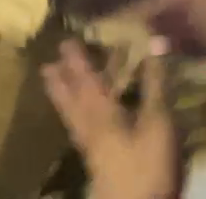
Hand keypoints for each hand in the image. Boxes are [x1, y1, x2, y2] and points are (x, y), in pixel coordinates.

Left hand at [41, 39, 182, 198]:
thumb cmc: (148, 164)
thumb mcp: (158, 120)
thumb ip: (155, 82)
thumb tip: (155, 41)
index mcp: (102, 115)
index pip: (87, 81)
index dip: (79, 61)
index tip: (66, 41)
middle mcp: (90, 130)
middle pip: (71, 102)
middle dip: (62, 81)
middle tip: (47, 65)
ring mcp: (92, 149)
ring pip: (74, 117)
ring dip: (65, 98)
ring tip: (56, 84)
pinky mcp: (99, 162)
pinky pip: (82, 129)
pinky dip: (77, 115)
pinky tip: (84, 117)